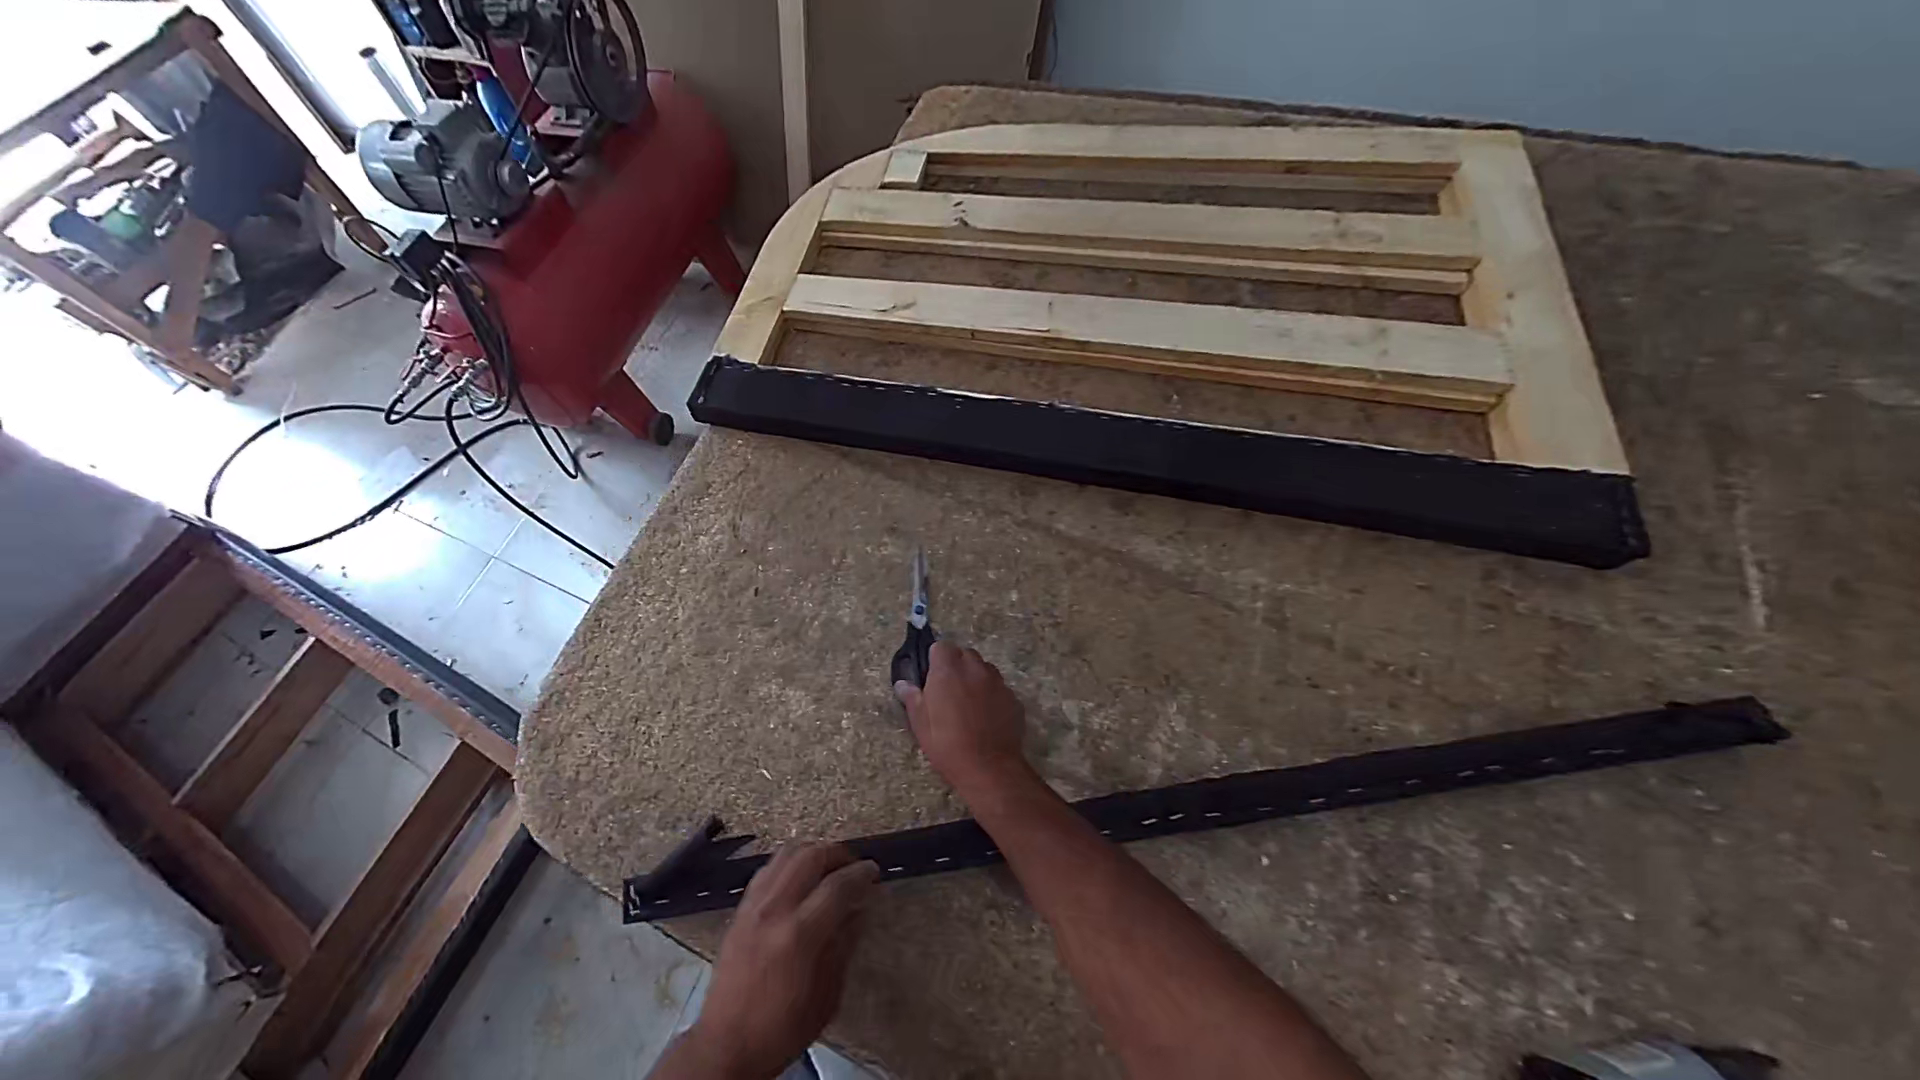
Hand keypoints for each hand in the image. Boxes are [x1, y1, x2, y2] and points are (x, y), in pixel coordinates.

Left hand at [665, 844, 878, 1079]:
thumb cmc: (782, 1028)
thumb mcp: (827, 996)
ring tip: (829, 867)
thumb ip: (844, 945)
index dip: (861, 874)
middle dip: (839, 854)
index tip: (874, 871)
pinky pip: (768, 868)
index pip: (838, 886)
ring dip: (813, 852)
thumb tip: (860, 909)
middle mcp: (775, 910)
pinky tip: (799, 878)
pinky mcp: (740, 909)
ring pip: (787, 853)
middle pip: (811, 856)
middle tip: (854, 866)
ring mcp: (754, 906)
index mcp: (800, 935)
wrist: (725, 1045)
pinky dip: (790, 862)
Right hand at [895, 641, 1030, 794]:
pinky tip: (986, 717)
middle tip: (948, 691)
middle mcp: (975, 668)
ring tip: (968, 704)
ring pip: (984, 669)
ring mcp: (998, 682)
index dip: (935, 659)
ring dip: (975, 678)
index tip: (931, 677)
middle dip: (956, 666)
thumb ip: (912, 697)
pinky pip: (999, 688)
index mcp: (948, 670)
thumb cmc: (946, 743)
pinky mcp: (1013, 697)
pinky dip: (991, 695)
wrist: (989, 766)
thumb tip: (903, 684)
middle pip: (965, 654)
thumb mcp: (920, 723)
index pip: (941, 646)